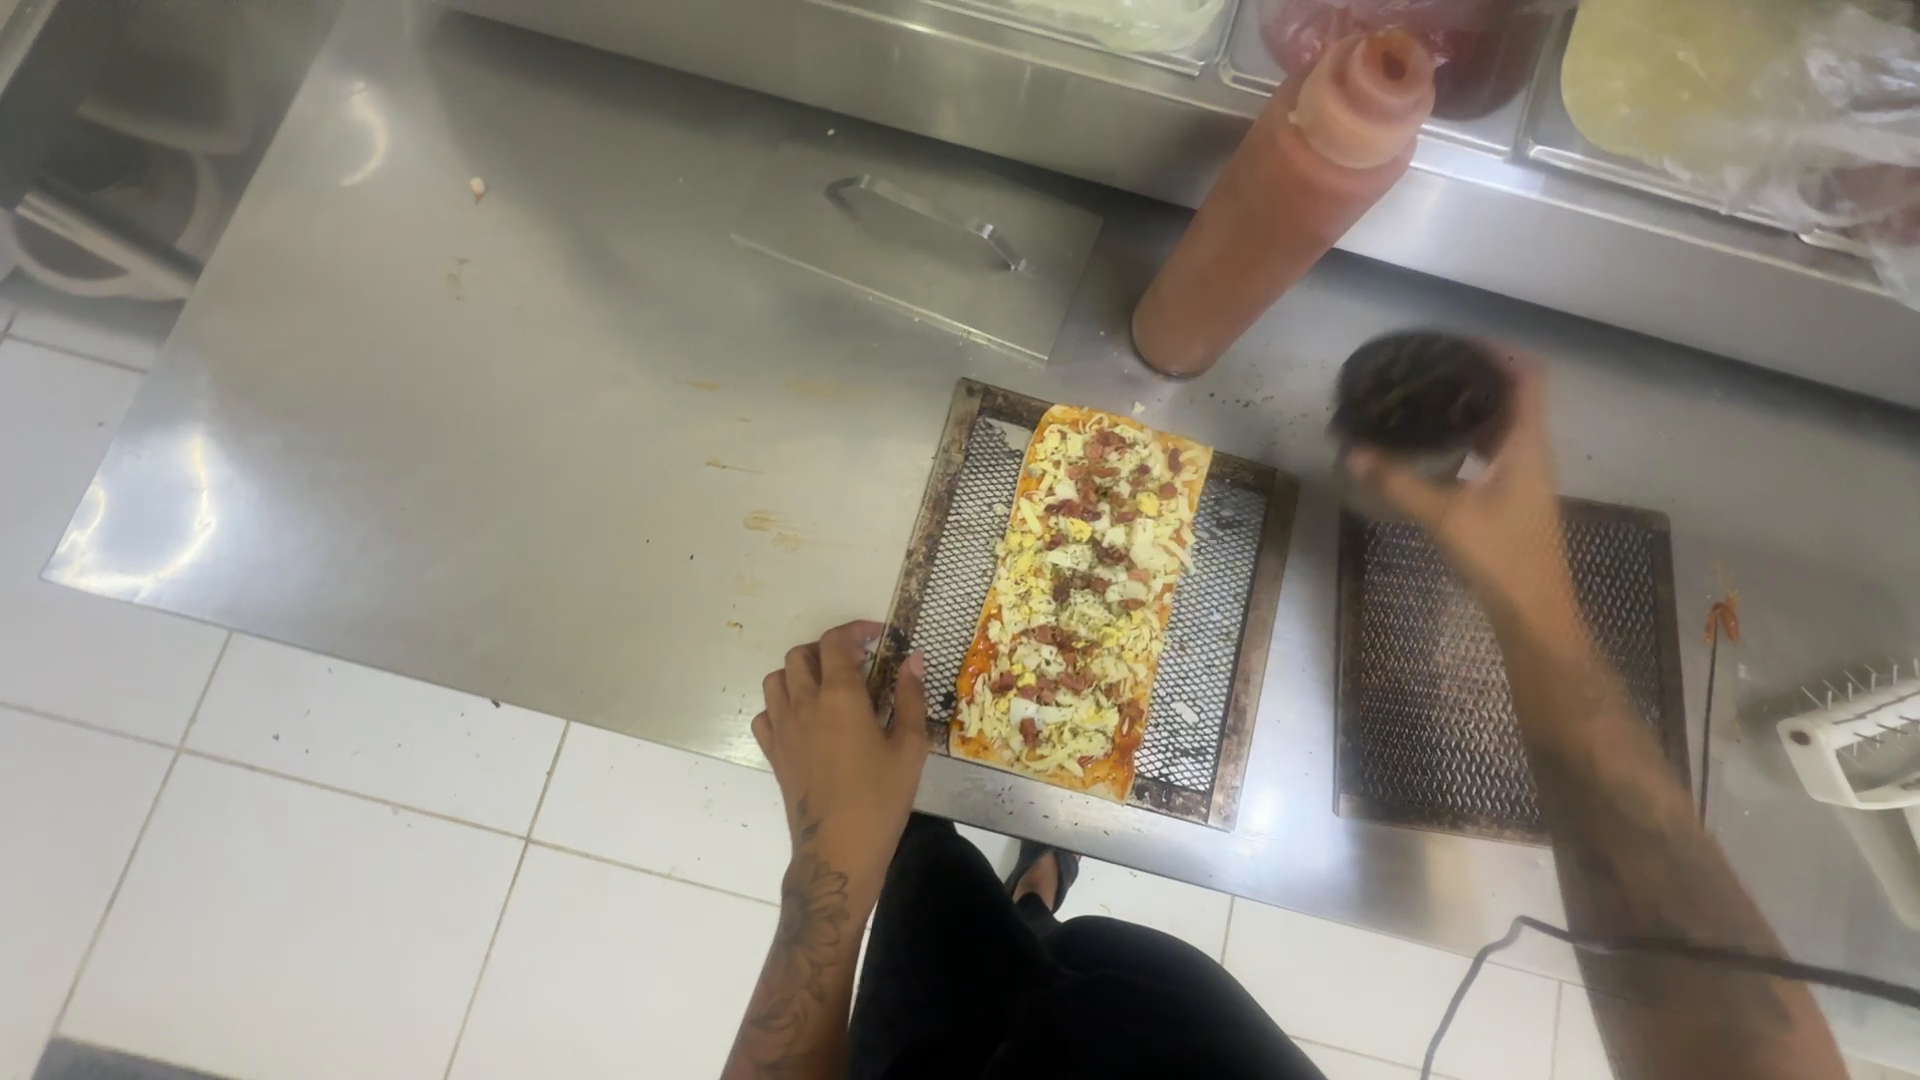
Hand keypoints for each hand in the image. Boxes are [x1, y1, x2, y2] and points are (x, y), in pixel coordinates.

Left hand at [752, 621, 929, 896]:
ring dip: (800, 673)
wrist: (839, 850)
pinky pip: (765, 714)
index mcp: (839, 696)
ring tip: (827, 686)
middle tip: (856, 663)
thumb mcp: (910, 747)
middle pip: (800, 654)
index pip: (835, 642)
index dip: (855, 630)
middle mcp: (804, 704)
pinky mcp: (773, 753)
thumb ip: (911, 697)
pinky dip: (780, 705)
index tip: (877, 637)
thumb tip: (914, 659)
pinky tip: (804, 719)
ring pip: (775, 679)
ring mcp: (783, 729)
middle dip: (827, 649)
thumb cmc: (881, 798)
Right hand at [1347, 354, 1580, 636]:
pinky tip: (1430, 446)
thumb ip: (1398, 483)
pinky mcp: (1509, 494)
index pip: (1527, 377)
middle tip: (1425, 369)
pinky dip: (1465, 435)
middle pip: (1513, 395)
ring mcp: (1522, 474)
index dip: (1497, 352)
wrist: (1533, 608)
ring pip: (1501, 423)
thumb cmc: (1500, 555)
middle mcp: (1530, 451)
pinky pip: (1490, 448)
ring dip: (1469, 406)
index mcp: (1526, 444)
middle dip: (1473, 376)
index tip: (1454, 342)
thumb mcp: (1444, 515)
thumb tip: (1351, 453)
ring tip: (1422, 399)